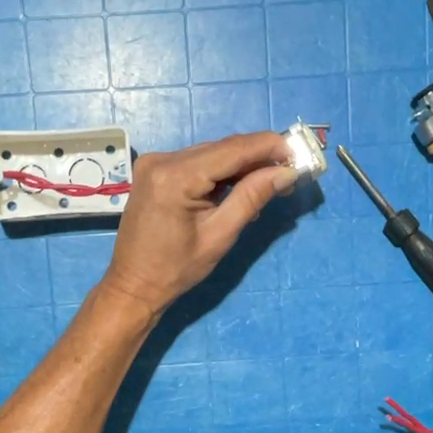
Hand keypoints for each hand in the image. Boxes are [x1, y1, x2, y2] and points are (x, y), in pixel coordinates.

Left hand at [99, 132, 296, 314]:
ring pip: (211, 154)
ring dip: (241, 166)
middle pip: (223, 148)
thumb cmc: (176, 269)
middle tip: (289, 175)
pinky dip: (220, 172)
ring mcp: (155, 162)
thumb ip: (252, 198)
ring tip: (269, 184)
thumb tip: (287, 172)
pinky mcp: (154, 170)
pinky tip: (239, 187)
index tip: (298, 153)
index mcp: (175, 176)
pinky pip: (197, 162)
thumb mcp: (220, 235)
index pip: (233, 149)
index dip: (269, 147)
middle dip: (258, 158)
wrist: (134, 285)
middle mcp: (162, 159)